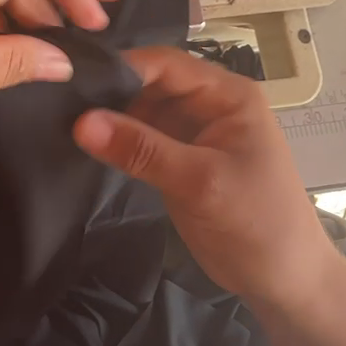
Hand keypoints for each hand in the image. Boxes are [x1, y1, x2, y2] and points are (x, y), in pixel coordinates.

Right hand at [72, 47, 337, 307]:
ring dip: (108, 116)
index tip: (74, 79)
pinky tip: (81, 141)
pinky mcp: (178, 158)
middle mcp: (208, 104)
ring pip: (141, 109)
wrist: (286, 282)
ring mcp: (192, 132)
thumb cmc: (258, 223)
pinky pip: (142, 137)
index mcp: (227, 94)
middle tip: (58, 99)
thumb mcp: (199, 182)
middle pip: (150, 82)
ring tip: (59, 117)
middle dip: (110, 91)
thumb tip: (80, 122)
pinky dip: (116, 140)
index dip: (122, 67)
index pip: (166, 63)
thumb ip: (141, 150)